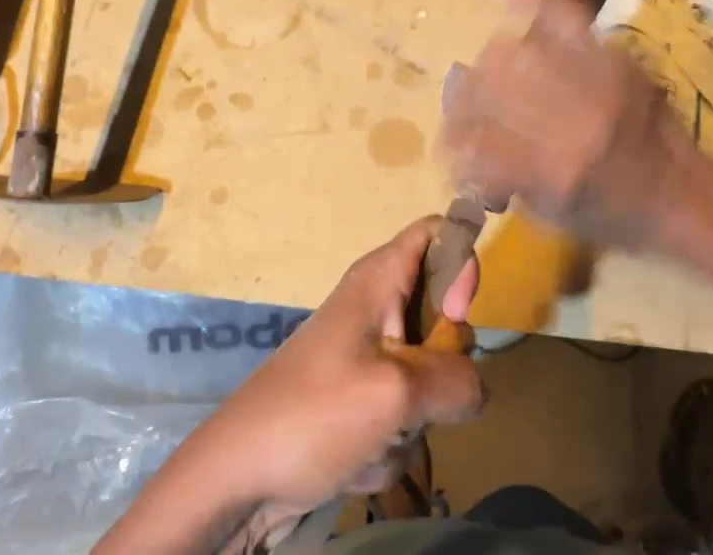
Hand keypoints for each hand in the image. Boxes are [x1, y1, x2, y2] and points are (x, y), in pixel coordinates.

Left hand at [174, 217, 485, 548]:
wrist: (237, 479)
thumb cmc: (312, 415)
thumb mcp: (397, 392)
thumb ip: (457, 379)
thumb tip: (475, 388)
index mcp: (379, 279)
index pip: (440, 234)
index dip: (462, 265)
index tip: (456, 314)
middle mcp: (377, 309)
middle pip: (446, 317)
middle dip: (443, 366)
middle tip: (412, 388)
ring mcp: (369, 360)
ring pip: (432, 377)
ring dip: (414, 418)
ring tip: (376, 434)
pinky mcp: (361, 404)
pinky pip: (406, 418)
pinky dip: (391, 443)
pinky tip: (357, 458)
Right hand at [440, 0, 712, 253]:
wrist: (685, 198)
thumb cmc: (614, 218)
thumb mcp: (549, 214)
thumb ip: (500, 176)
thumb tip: (459, 144)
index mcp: (550, 172)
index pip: (475, 136)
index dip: (453, 135)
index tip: (449, 140)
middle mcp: (569, 125)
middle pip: (490, 85)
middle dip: (469, 93)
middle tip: (470, 101)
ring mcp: (596, 88)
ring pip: (518, 51)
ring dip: (494, 58)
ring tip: (493, 67)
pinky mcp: (617, 62)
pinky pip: (568, 19)